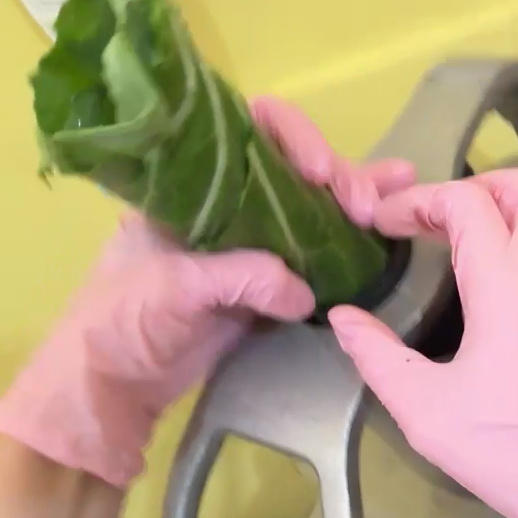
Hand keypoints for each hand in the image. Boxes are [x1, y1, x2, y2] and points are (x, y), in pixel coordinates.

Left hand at [0, 99, 413, 486]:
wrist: (115, 384)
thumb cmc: (121, 322)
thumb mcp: (173, 288)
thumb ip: (240, 278)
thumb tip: (306, 292)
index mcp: (191, 185)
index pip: (247, 133)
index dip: (290, 139)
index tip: (317, 173)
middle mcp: (228, 203)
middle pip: (292, 166)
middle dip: (336, 176)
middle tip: (367, 209)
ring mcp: (254, 242)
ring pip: (313, 204)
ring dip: (357, 192)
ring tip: (402, 187)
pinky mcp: (272, 282)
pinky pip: (318, 253)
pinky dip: (352, 241)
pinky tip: (389, 228)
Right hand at [327, 170, 517, 517]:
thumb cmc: (509, 449)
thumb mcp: (426, 410)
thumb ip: (378, 356)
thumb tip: (345, 319)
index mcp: (506, 283)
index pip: (464, 202)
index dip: (419, 201)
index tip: (387, 224)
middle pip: (517, 188)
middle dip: (467, 191)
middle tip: (429, 225)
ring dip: (511, 214)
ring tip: (476, 245)